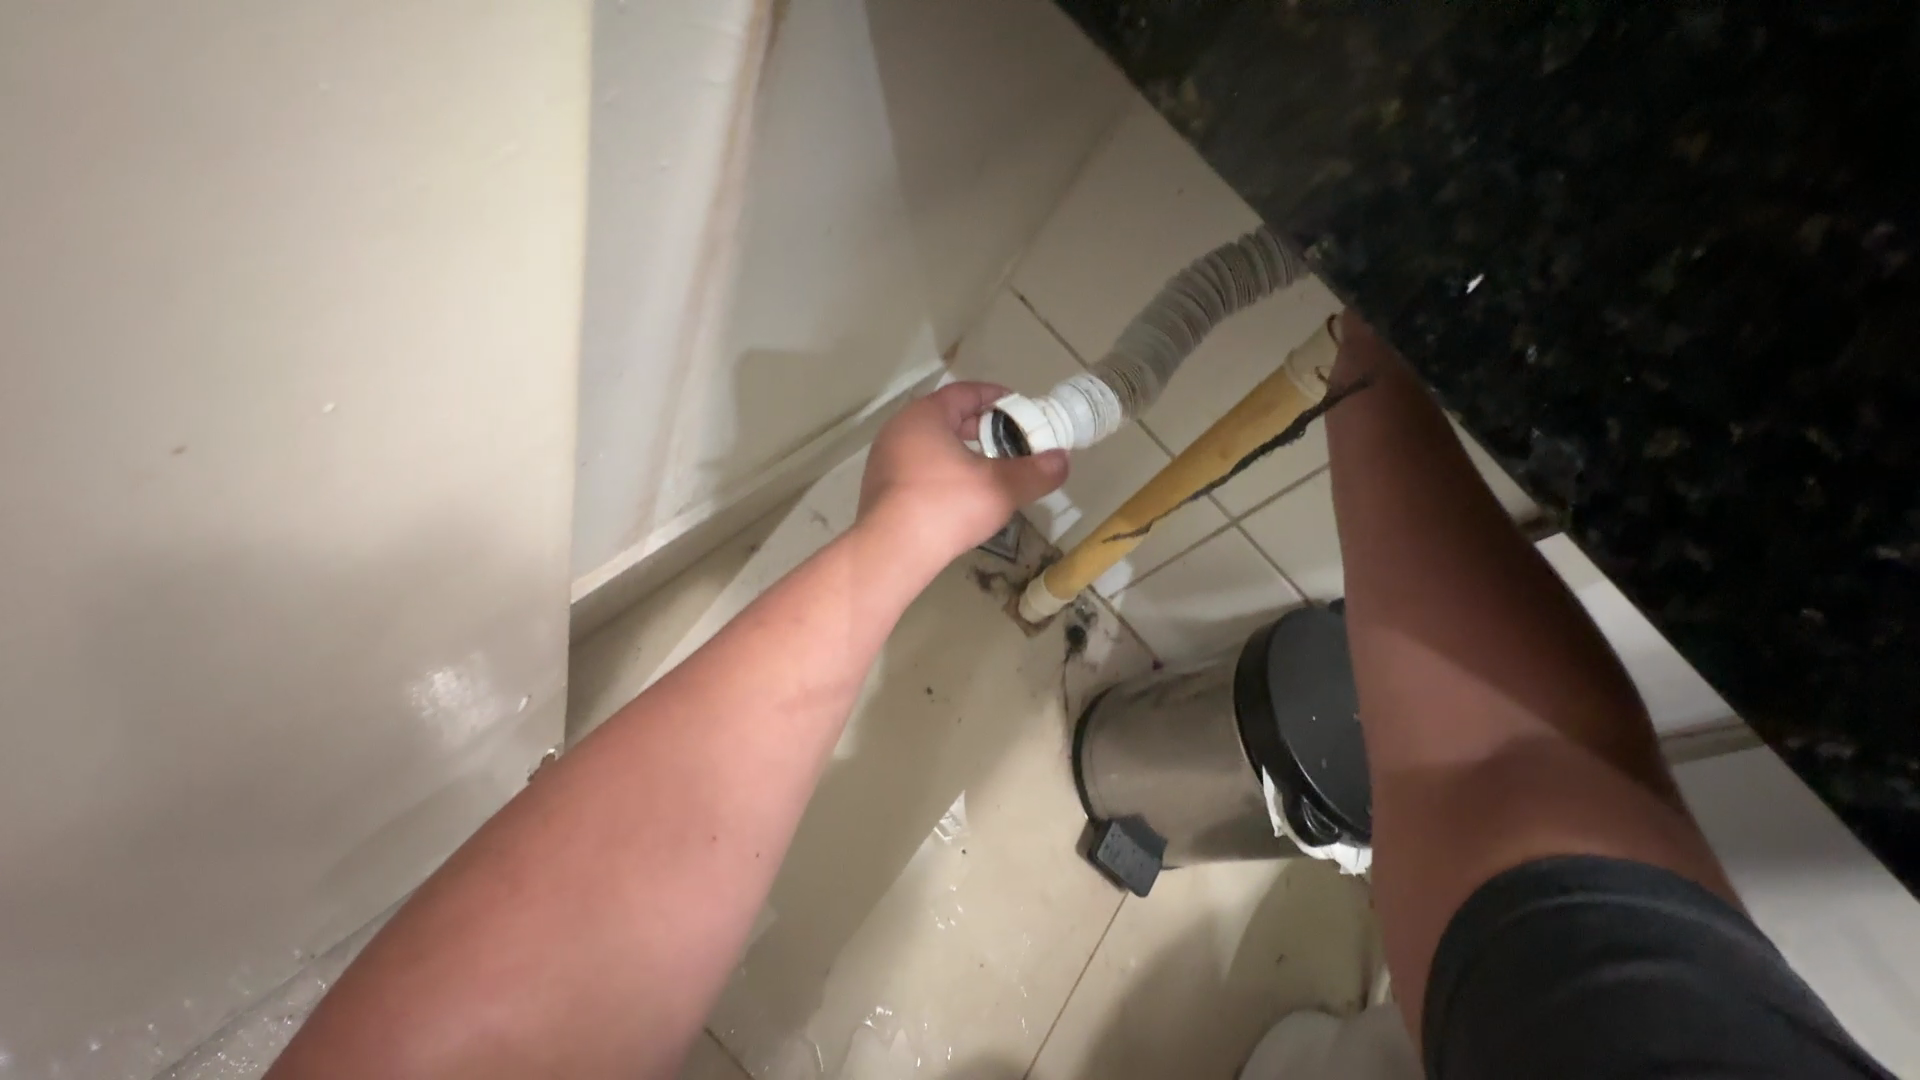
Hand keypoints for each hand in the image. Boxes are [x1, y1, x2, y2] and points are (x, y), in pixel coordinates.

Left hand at [856, 381, 1068, 567]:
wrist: (891, 552)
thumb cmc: (946, 506)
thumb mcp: (1001, 488)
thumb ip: (1036, 472)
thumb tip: (1063, 460)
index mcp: (925, 416)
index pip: (964, 393)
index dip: (994, 397)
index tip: (1019, 407)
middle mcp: (899, 431)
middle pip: (945, 418)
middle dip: (979, 426)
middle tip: (1008, 438)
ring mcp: (884, 461)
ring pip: (930, 445)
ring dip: (959, 451)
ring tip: (987, 468)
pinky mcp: (879, 490)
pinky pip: (917, 470)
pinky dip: (941, 472)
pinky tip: (959, 495)